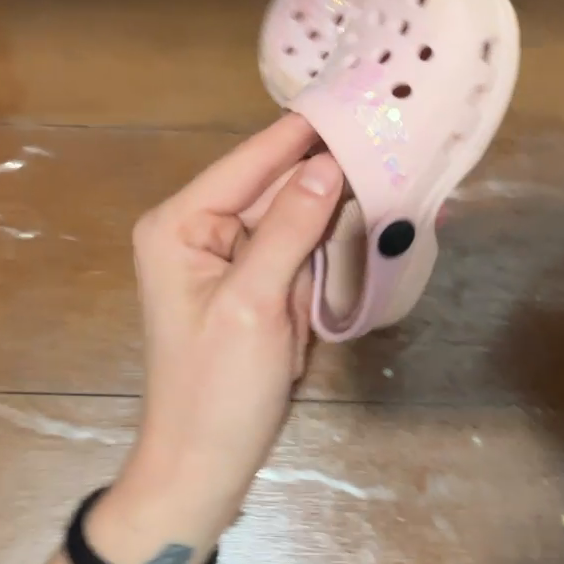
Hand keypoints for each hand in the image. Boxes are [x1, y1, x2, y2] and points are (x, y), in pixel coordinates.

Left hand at [95, 115, 342, 557]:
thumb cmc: (217, 389)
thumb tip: (328, 163)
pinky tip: (365, 204)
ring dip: (331, 192)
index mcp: (180, 223)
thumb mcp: (253, 303)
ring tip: (383, 154)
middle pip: (270, 181)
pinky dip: (328, 229)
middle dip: (323, 162)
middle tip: (380, 126)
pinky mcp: (255, 277)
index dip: (299, 132)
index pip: (248, 162)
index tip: (348, 96)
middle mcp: (199, 226)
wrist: (205, 466)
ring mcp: (229, 253)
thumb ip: (290, 228)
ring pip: (289, 208)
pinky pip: (295, 240)